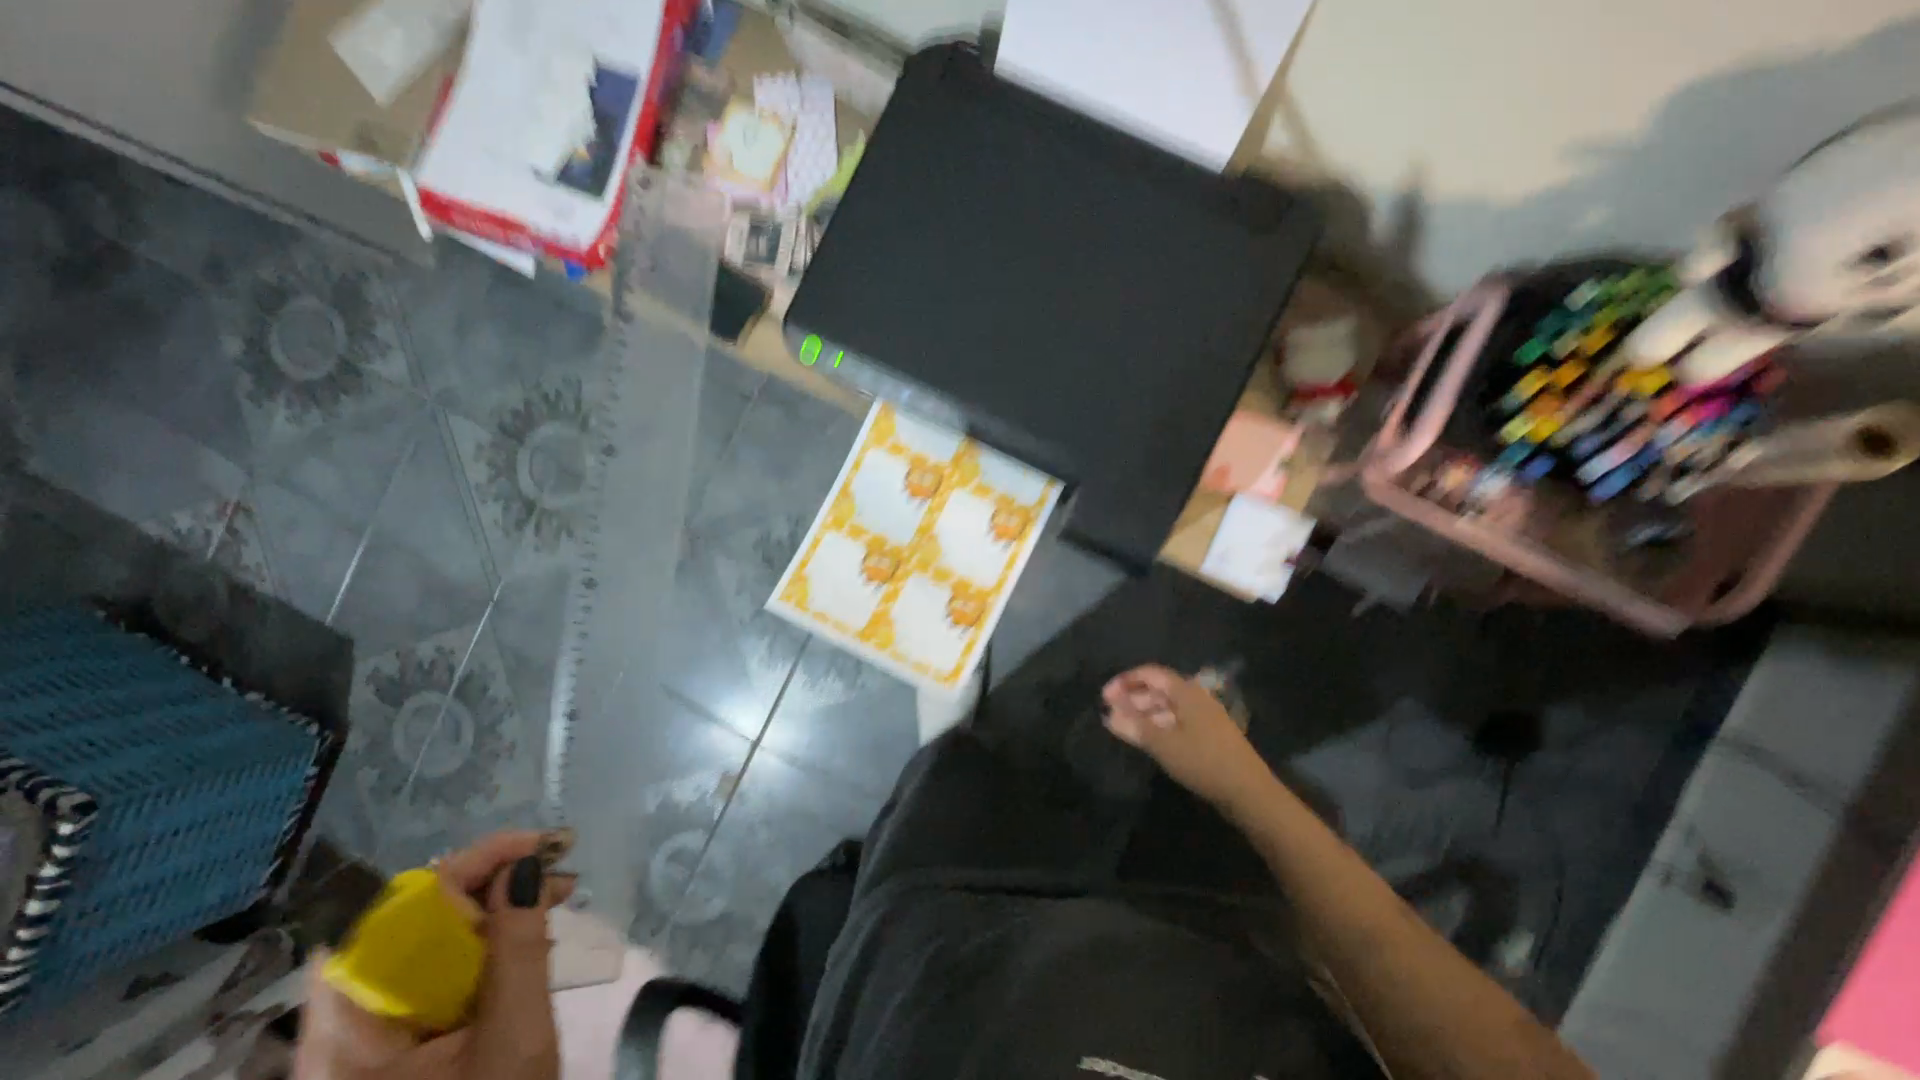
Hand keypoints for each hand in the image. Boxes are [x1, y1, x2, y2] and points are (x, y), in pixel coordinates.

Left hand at [293, 831, 575, 1079]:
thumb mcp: (513, 1043)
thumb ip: (518, 950)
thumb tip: (527, 867)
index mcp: (348, 1030)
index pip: (399, 912)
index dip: (468, 866)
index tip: (535, 845)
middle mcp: (340, 1026)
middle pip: (407, 924)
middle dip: (487, 886)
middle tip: (555, 873)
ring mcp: (363, 1040)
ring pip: (423, 947)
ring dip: (489, 914)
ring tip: (549, 900)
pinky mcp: (390, 1049)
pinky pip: (431, 978)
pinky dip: (479, 952)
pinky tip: (520, 944)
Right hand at [1102, 664, 1275, 811]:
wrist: (1248, 791)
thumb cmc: (1203, 761)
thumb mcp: (1163, 744)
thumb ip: (1135, 726)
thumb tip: (1109, 714)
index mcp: (1186, 692)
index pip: (1151, 674)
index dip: (1126, 681)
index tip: (1104, 696)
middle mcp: (1196, 698)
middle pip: (1159, 689)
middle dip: (1133, 698)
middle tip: (1110, 712)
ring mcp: (1204, 717)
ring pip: (1168, 707)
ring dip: (1144, 713)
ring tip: (1123, 726)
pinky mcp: (1208, 736)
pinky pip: (1177, 722)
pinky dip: (1158, 726)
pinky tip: (1147, 739)